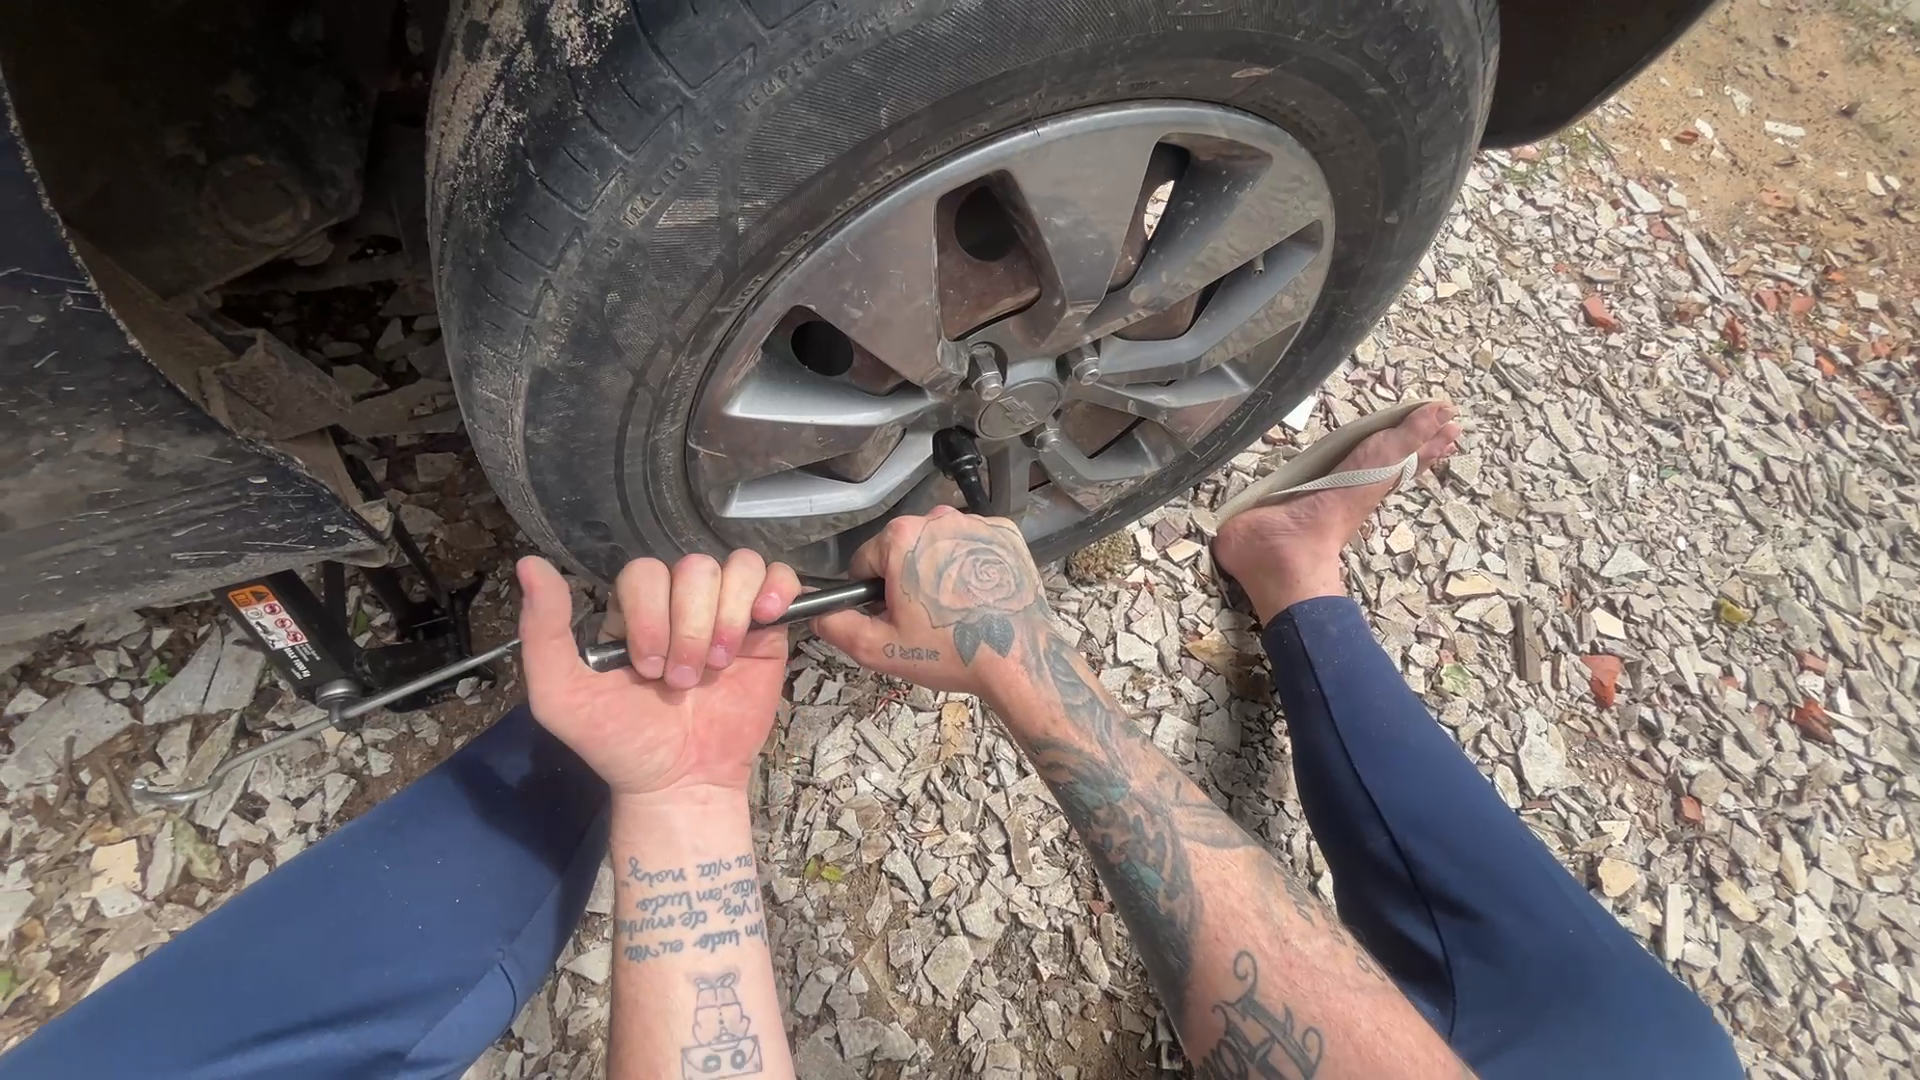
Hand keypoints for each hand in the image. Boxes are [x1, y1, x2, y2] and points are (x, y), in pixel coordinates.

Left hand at [516, 552, 801, 797]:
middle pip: (696, 568)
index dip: (652, 614)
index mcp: (636, 610)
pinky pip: (780, 579)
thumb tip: (531, 564)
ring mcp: (728, 612)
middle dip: (692, 627)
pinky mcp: (767, 629)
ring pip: (737, 568)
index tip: (649, 669)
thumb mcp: (562, 696)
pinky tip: (765, 617)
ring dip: (728, 616)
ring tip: (722, 663)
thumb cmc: (622, 742)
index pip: (647, 572)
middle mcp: (682, 603)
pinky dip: (777, 587)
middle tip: (685, 681)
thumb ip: (544, 632)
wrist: (683, 782)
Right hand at [811, 506, 1049, 697]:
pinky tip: (978, 595)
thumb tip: (820, 612)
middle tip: (925, 617)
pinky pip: (973, 545)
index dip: (872, 591)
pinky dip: (971, 564)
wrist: (1018, 658)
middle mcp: (938, 519)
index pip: (866, 559)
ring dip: (939, 569)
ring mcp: (975, 523)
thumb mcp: (879, 648)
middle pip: (904, 548)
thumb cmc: (951, 651)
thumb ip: (836, 625)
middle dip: (906, 578)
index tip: (892, 613)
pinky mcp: (1005, 534)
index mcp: (901, 538)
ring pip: (939, 545)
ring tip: (955, 609)